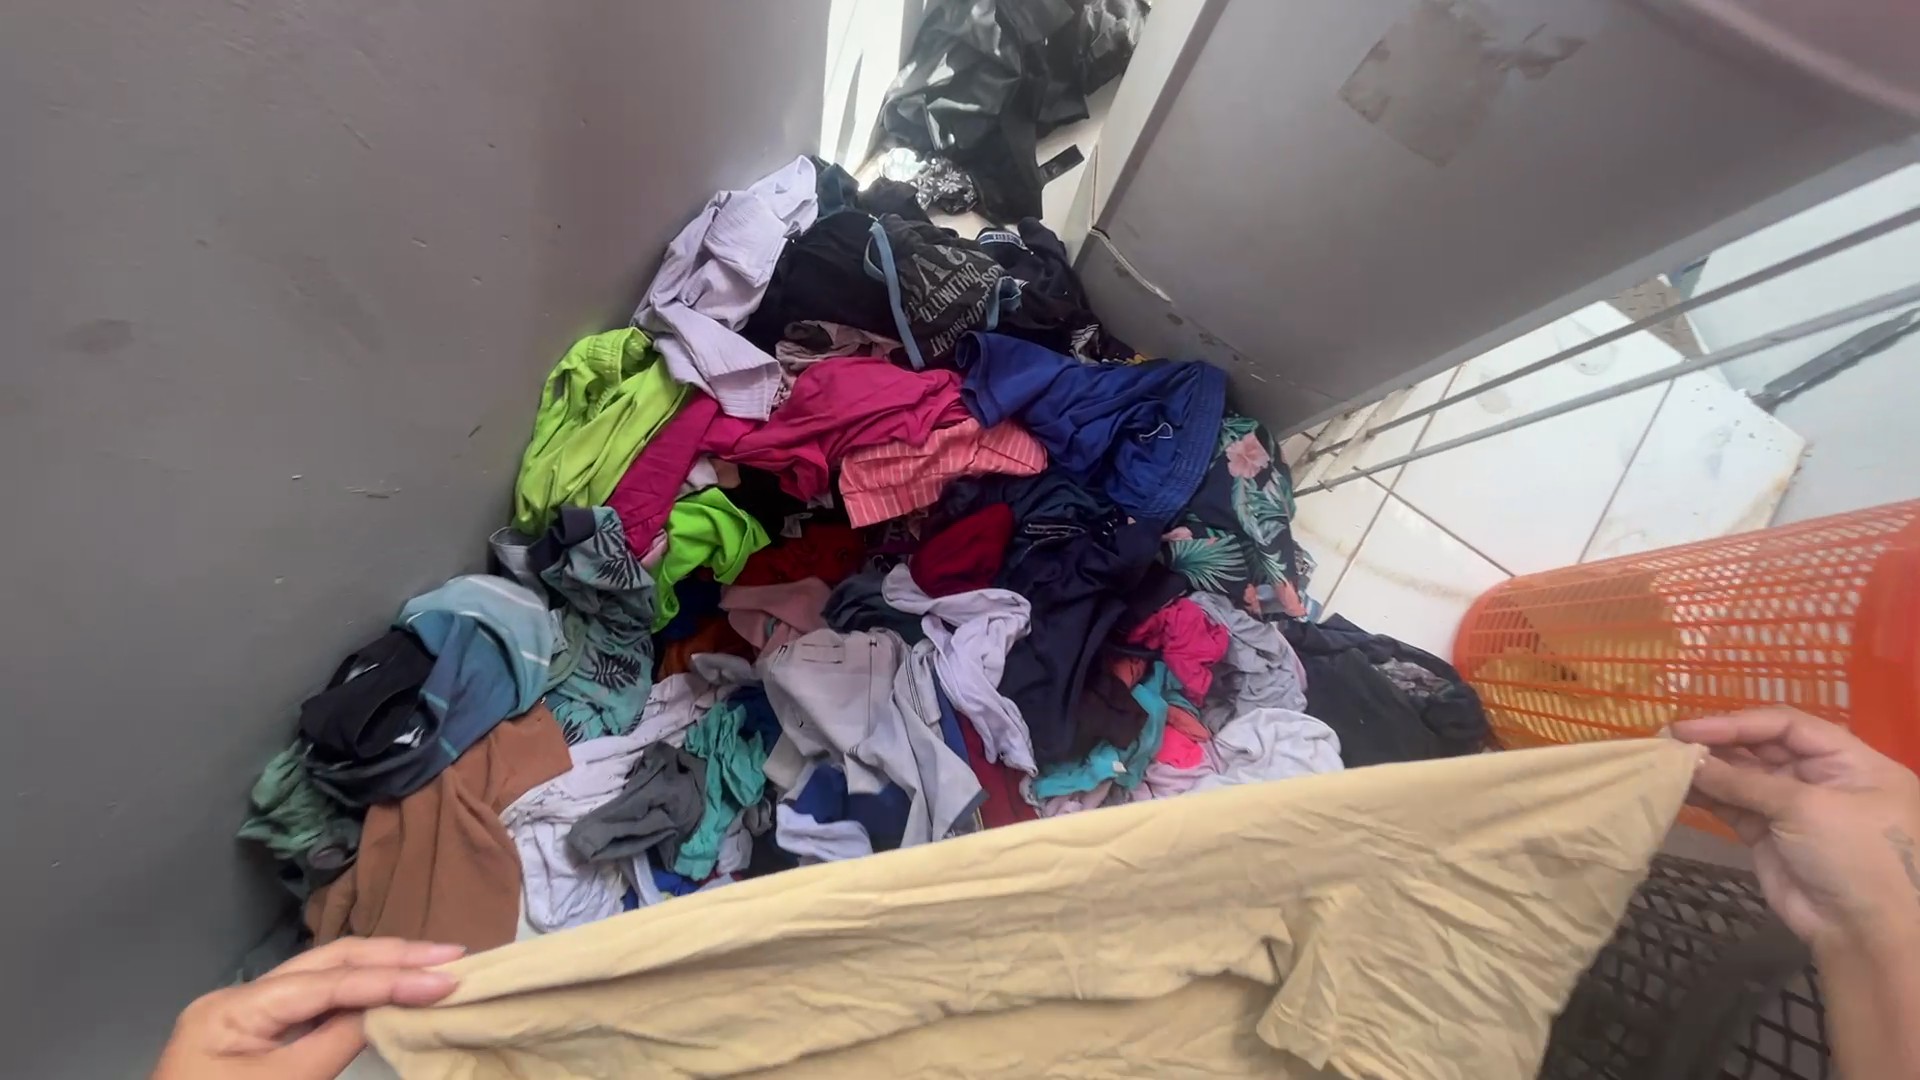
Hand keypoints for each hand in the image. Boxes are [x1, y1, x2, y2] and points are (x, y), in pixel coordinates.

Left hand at [151, 937, 463, 1079]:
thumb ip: (345, 1035)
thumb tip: (401, 1000)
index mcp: (231, 1009)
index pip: (331, 981)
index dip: (395, 978)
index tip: (449, 979)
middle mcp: (238, 997)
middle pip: (332, 961)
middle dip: (396, 957)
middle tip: (452, 956)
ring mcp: (248, 1012)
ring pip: (331, 970)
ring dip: (387, 966)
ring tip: (437, 963)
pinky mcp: (262, 1029)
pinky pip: (322, 995)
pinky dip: (365, 987)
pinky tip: (398, 983)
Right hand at [1672, 708, 1919, 951]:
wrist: (1867, 933)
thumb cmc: (1857, 859)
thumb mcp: (1806, 809)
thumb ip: (1740, 780)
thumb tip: (1684, 759)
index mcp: (1854, 766)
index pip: (1789, 726)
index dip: (1738, 722)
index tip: (1689, 729)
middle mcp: (1823, 780)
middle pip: (1759, 746)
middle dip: (1714, 742)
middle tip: (1666, 741)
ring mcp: (1792, 806)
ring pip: (1737, 773)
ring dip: (1701, 767)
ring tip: (1662, 762)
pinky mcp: (1765, 829)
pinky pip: (1726, 800)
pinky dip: (1699, 792)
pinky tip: (1673, 786)